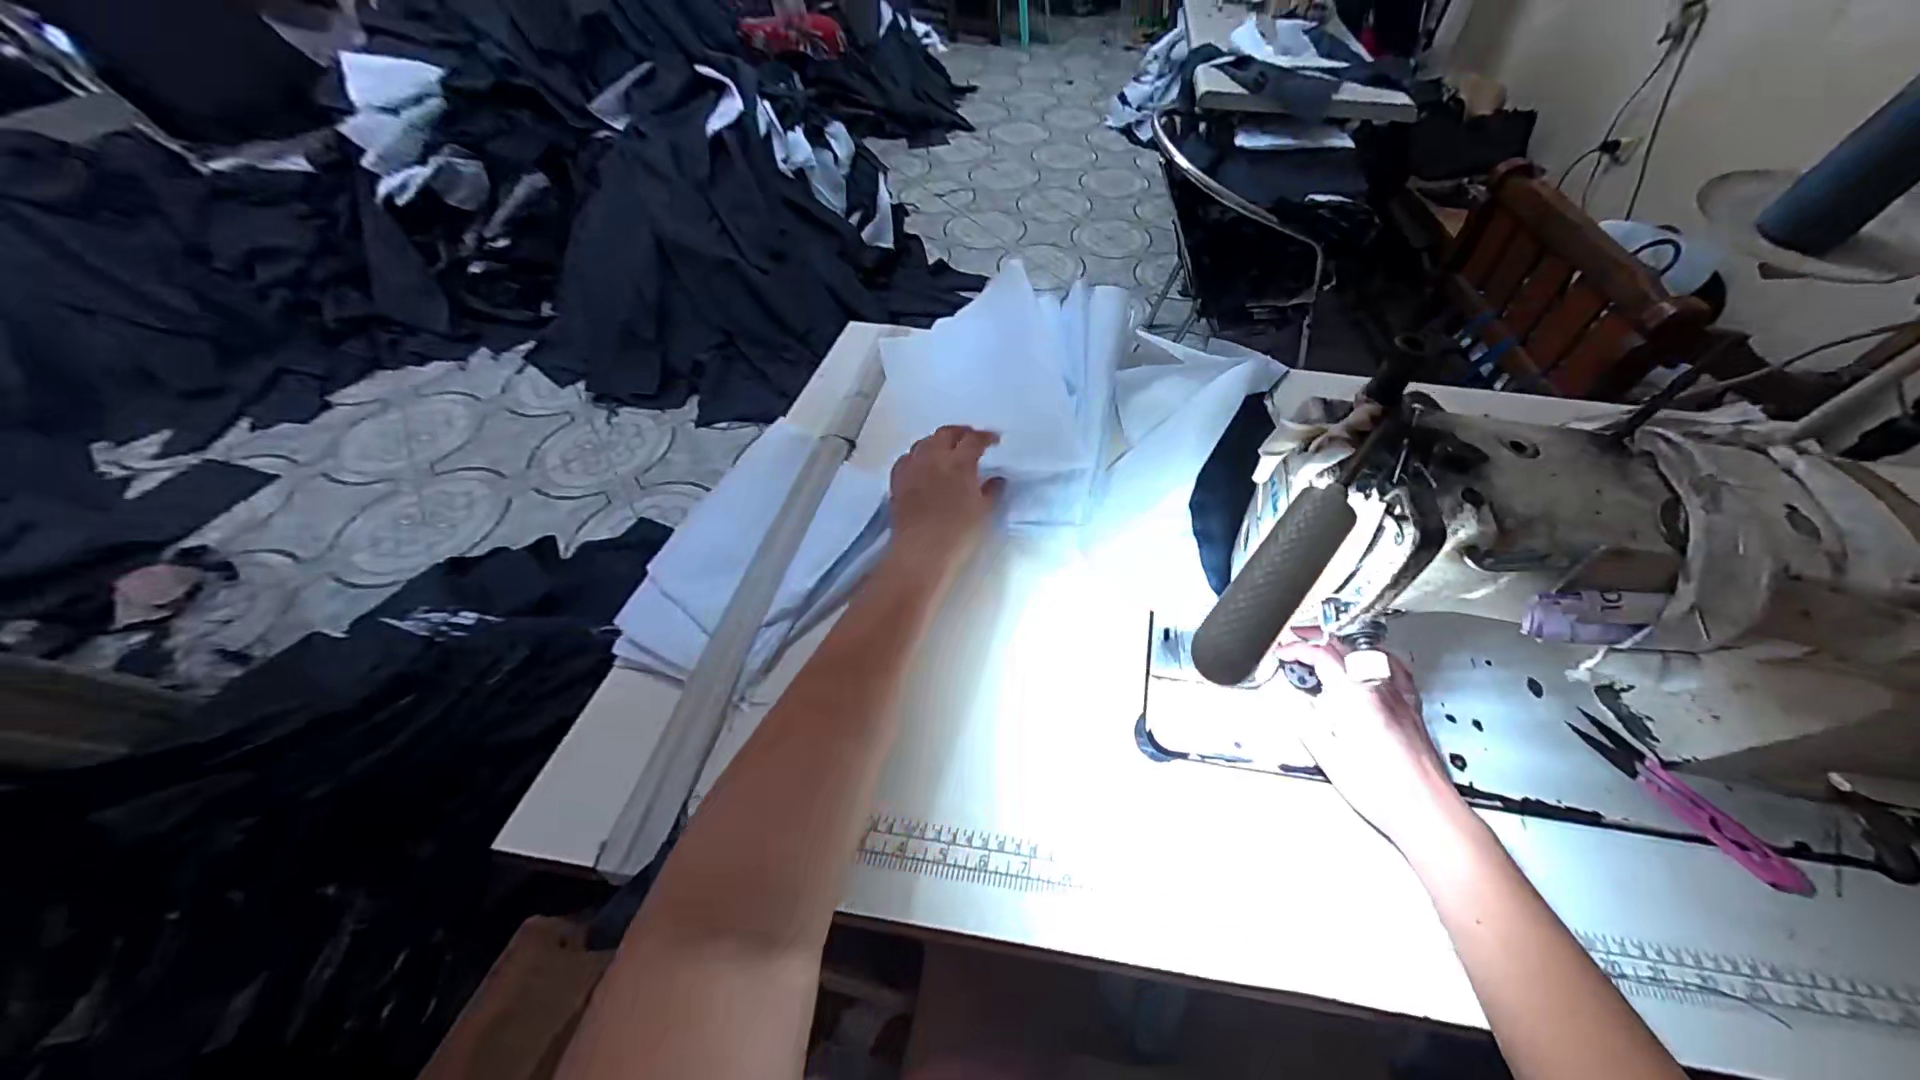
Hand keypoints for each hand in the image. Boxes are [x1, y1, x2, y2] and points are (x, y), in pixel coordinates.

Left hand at [887, 426, 1004, 578]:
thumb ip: (992, 491)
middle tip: (971, 438)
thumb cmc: (958, 533)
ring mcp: (912, 468)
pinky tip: (921, 464)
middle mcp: (933, 459)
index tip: (994, 440)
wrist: (921, 551)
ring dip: (937, 441)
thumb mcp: (984, 512)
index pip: (974, 440)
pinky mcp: (897, 482)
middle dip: (961, 432)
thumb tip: (997, 480)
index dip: (986, 437)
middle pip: (946, 433)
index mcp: (959, 463)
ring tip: (946, 448)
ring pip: (924, 443)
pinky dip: (917, 456)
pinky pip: (906, 458)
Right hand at [1274, 638, 1464, 850]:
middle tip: (1296, 642)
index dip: (1296, 649)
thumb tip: (1286, 697)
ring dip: (1342, 643)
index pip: (1322, 655)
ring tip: (1326, 646)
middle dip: (1315, 639)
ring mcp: (1401, 696)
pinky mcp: (1412, 707)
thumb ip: (1302, 718)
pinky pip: (1394, 667)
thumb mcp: (1326, 754)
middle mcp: (1382, 689)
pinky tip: (1369, 664)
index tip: (1283, 653)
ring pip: (1370, 650)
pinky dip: (1373, 656)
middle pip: (1345, 646)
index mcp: (1357, 697)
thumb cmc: (1384, 791)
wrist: (1428, 812)